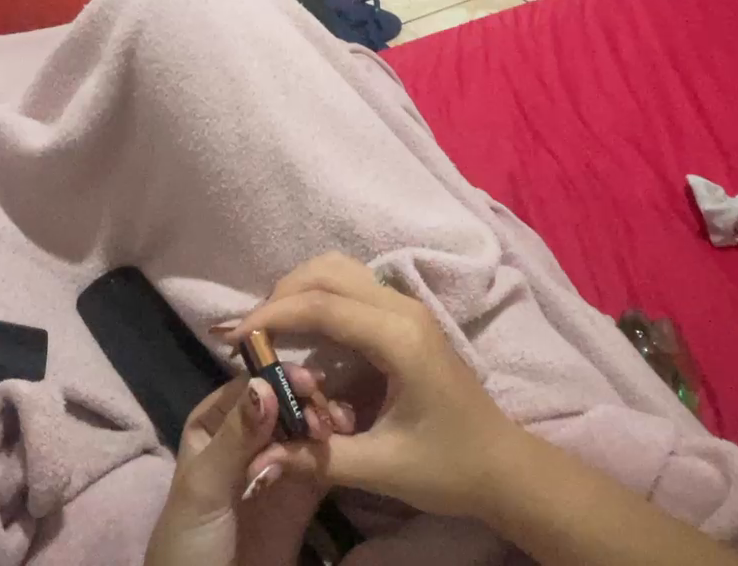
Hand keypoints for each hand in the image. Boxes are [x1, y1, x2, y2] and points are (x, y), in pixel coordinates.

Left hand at [142, 367, 346, 565]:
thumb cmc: (190, 543)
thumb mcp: (205, 487)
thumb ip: (236, 437)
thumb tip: (264, 384)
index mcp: (215, 422)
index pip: (252, 385)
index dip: (281, 378)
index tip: (311, 381)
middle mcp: (249, 434)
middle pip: (285, 401)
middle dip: (308, 400)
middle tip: (329, 414)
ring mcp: (277, 463)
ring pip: (307, 426)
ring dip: (325, 421)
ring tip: (341, 430)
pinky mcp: (302, 493)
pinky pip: (323, 461)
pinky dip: (337, 449)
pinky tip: (349, 446)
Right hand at [226, 253, 526, 519]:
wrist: (503, 466)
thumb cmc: (449, 467)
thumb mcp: (381, 468)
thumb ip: (316, 460)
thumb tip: (257, 459)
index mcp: (399, 337)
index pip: (322, 307)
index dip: (272, 317)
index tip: (233, 339)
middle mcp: (402, 308)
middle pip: (327, 272)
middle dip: (281, 296)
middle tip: (249, 334)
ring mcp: (406, 307)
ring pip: (339, 269)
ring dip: (299, 289)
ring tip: (270, 328)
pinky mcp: (404, 316)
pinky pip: (351, 285)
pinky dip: (317, 295)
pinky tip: (302, 329)